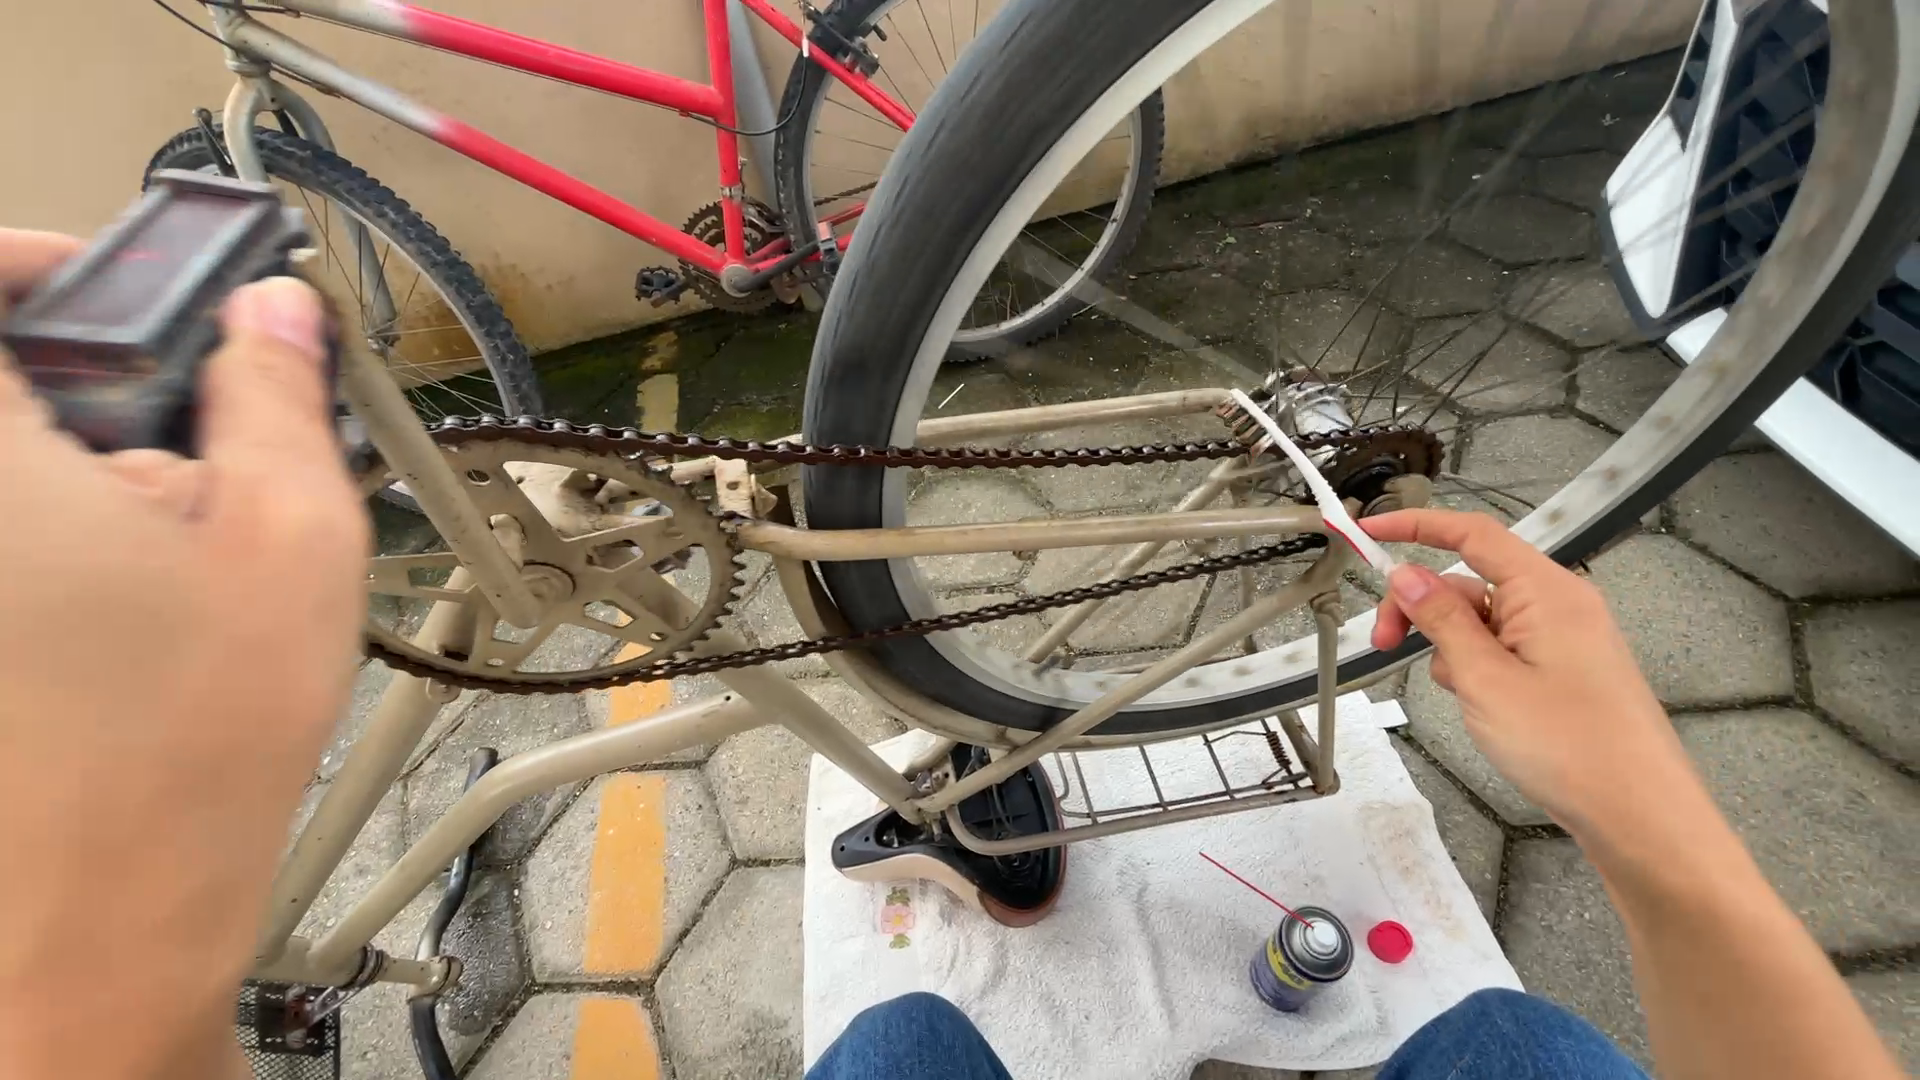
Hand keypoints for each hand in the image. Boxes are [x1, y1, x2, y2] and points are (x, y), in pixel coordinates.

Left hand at [0, 229, 367, 1078]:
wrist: (108, 891)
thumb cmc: (204, 721)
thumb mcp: (294, 532)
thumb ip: (280, 402)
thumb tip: (279, 314)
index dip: (45, 263)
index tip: (133, 295)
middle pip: (1, 382)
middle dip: (90, 380)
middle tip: (194, 437)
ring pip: (15, 456)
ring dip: (83, 455)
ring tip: (180, 530)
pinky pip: (13, 522)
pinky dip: (62, 514)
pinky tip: (130, 576)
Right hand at [1361, 509, 1697, 834]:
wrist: (1640, 818)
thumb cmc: (1567, 744)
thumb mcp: (1485, 678)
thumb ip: (1440, 620)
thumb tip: (1405, 573)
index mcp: (1547, 592)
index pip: (1472, 534)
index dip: (1415, 525)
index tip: (1366, 529)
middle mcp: (1555, 604)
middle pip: (1464, 583)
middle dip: (1418, 607)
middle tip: (1382, 644)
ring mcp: (1559, 638)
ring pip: (1475, 618)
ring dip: (1445, 644)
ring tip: (1452, 690)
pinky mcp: (1558, 668)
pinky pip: (1496, 646)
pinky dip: (1471, 665)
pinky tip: (1476, 701)